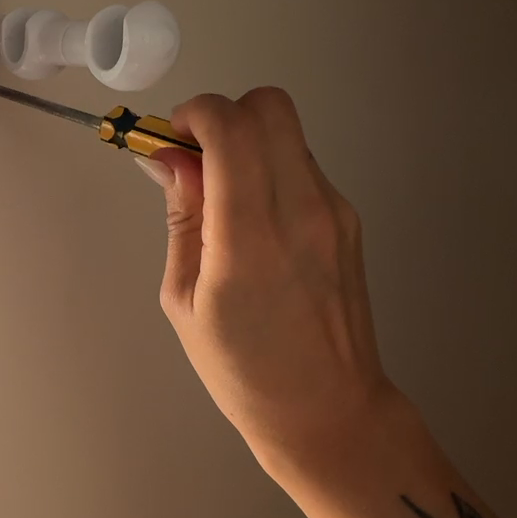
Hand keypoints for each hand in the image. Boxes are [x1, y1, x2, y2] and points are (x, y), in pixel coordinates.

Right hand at [142, 87, 404, 480]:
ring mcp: (335, 212)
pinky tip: (254, 223)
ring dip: (246, 145)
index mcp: (250, 238)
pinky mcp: (350, 220)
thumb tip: (166, 158)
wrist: (329, 411)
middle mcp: (302, 210)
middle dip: (223, 116)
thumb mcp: (183, 299)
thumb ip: (182, 217)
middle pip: (270, 107)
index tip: (170, 139)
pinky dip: (269, 170)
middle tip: (194, 160)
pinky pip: (302, 166)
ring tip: (221, 201)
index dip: (194, 114)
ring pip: (288, 133)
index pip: (231, 128)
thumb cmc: (241, 369)